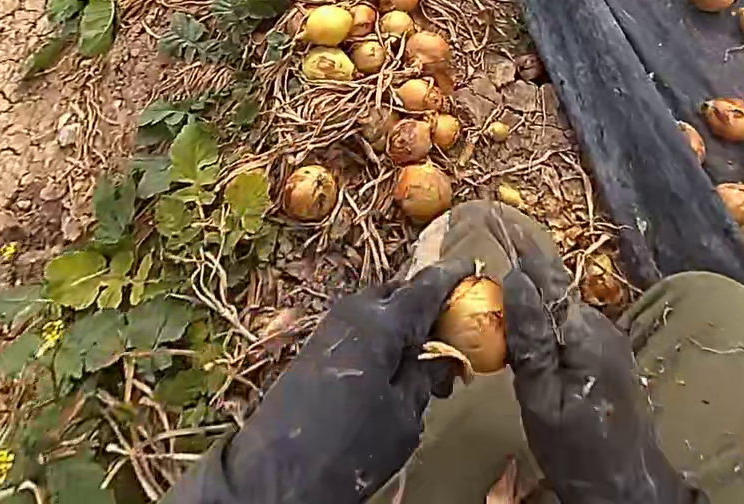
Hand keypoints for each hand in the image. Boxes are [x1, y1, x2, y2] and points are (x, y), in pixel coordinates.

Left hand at [164, 257, 475, 503]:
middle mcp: (358, 309)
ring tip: (421, 358)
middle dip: (427, 303)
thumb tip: (443, 353)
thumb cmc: (347, 447)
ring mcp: (333, 323)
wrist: (271, 478)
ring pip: (381, 306)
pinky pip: (362, 323)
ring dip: (404, 320)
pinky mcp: (318, 342)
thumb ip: (427, 374)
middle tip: (449, 333)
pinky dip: (383, 333)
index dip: (453, 274)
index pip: (428, 285)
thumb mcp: (404, 416)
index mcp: (384, 320)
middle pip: (402, 290)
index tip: (472, 266)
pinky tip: (391, 366)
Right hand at [498, 220, 696, 503]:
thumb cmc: (577, 452)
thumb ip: (529, 338)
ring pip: (561, 304)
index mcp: (583, 330)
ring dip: (533, 293)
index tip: (496, 213)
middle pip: (554, 284)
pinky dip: (545, 316)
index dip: (520, 242)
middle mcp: (599, 322)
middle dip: (522, 266)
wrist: (628, 490)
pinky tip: (528, 327)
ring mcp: (607, 336)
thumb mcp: (541, 399)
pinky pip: (569, 322)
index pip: (546, 273)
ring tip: (501, 287)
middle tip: (489, 248)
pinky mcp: (606, 351)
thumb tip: (514, 278)